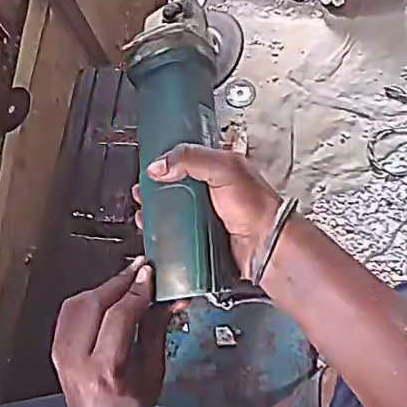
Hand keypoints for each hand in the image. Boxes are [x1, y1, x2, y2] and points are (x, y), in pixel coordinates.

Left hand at [51, 258, 164, 406]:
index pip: (120, 316)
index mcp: (106, 369)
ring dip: (105, 286)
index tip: (151, 274)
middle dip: (120, 281)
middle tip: (141, 269)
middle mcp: (77, 359)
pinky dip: (91, 297)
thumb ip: (156, 330)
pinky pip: (71, 310)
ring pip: (79, 302)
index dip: (137, 290)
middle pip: (94, 303)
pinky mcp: (56, 348)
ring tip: (129, 279)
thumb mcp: (153, 373)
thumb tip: (168, 298)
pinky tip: (109, 294)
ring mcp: (61, 353)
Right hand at [142, 145, 282, 276]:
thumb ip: (191, 159)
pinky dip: (165, 234)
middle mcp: (213, 192)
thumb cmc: (254, 206)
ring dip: (156, 214)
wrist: (266, 246)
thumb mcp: (224, 169)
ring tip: (142, 216)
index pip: (186, 161)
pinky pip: (179, 235)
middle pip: (175, 188)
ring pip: (174, 213)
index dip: (165, 164)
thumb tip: (158, 166)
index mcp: (220, 169)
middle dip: (154, 192)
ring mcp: (208, 217)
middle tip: (140, 196)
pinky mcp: (204, 238)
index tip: (147, 171)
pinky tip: (153, 235)